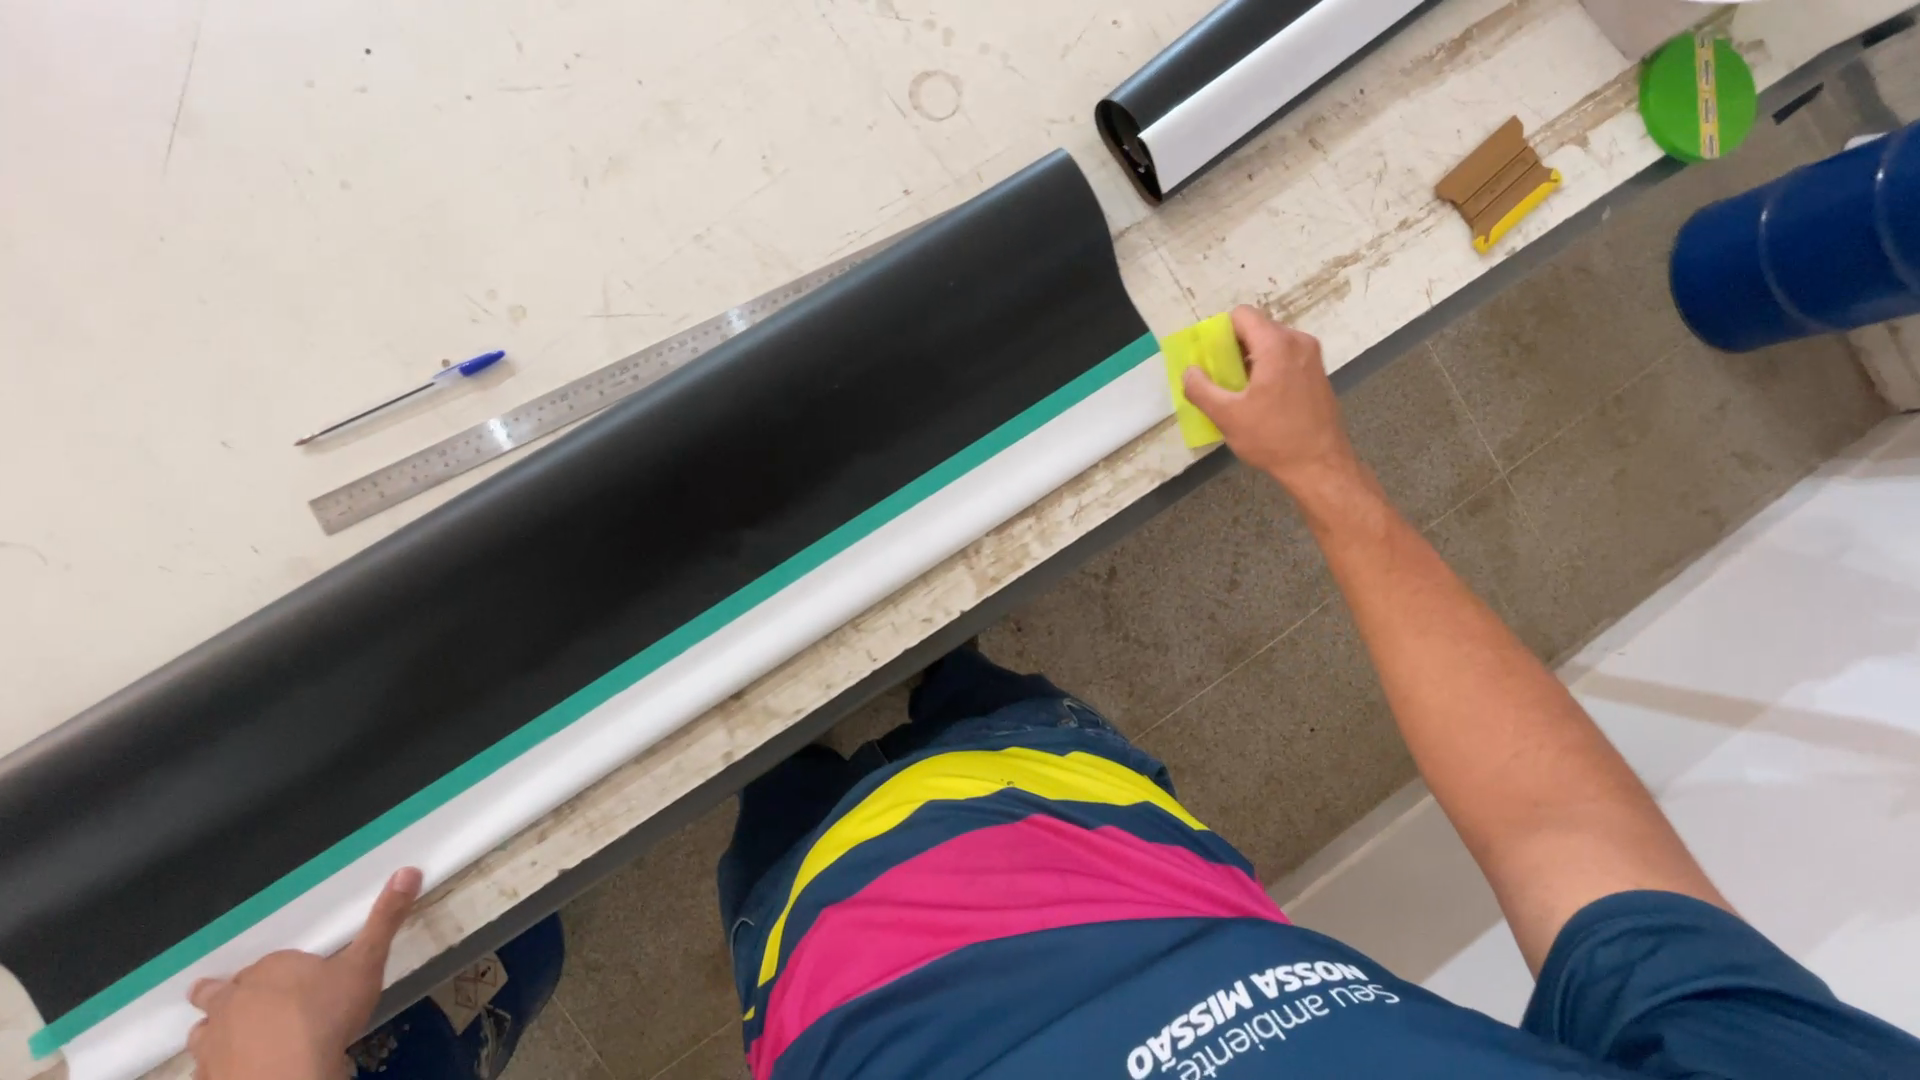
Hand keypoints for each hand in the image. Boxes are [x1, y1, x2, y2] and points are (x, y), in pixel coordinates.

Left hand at [187, 868, 421, 1079]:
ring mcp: (212, 1042)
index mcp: (270, 968)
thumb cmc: (327, 1015)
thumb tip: (408, 870)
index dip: (284, 969)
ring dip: (215, 1029)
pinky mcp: (206, 1077)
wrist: (289, 1078)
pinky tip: (237, 1068)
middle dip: (225, 992)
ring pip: (203, 1030)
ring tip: (236, 1035)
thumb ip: (385, 919)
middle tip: (244, 998)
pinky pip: (205, 1068)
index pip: (271, 962)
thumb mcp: (367, 962)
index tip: (302, 978)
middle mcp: (232, 1000)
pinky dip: (218, 1066)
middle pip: (218, 992)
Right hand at [1181, 306, 1363, 498]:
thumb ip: (1201, 389)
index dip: (1220, 332)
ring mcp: (1311, 357)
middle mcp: (1298, 342)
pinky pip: (1285, 358)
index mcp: (1276, 345)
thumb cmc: (1272, 438)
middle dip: (1234, 348)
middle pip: (1257, 328)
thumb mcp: (1226, 416)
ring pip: (1271, 344)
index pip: (1242, 315)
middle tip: (1220, 378)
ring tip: (1238, 391)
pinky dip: (1267, 369)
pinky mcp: (1317, 374)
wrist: (1319, 465)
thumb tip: (1189, 371)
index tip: (1211, 358)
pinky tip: (1260, 399)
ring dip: (1250, 360)